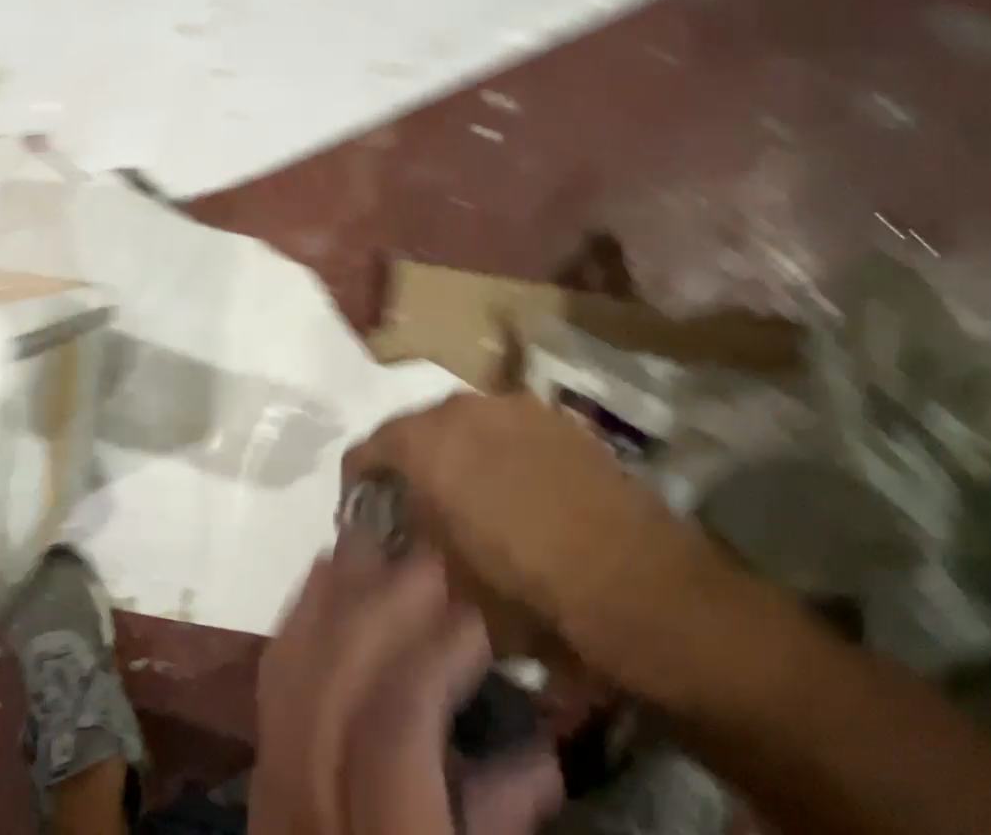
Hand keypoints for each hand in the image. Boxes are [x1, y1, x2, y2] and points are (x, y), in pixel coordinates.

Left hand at [250, 531, 561, 834]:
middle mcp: (307, 810)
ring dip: (325, 603)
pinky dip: (296, 630)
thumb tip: (532, 760)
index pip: (390, 734)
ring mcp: (271, 796)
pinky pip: (269, 692)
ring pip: (286, 679)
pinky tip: (316, 591)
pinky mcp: (261, 788)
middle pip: (326, 689)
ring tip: (362, 544)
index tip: (474, 612)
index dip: (431, 663)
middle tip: (422, 553)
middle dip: (373, 610)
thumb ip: (492, 829)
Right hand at [340, 394, 702, 678]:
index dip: (356, 483)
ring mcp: (519, 409)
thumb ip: (411, 532)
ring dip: (456, 453)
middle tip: (413, 501)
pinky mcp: (564, 423)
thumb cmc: (521, 582)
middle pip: (414, 429)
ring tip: (467, 494)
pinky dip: (500, 453)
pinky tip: (516, 491)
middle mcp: (463, 409)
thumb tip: (402, 521)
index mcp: (422, 441)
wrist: (634, 582)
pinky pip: (512, 431)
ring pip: (466, 424)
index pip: (366, 450)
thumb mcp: (444, 570)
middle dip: (407, 461)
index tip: (360, 511)